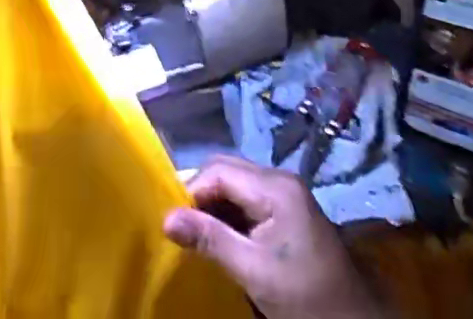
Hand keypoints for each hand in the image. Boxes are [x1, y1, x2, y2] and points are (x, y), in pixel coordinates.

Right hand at [163, 157, 379, 318]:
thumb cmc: (307, 301)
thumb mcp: (254, 272)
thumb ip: (210, 239)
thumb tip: (165, 219)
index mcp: (275, 187)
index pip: (217, 172)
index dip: (191, 192)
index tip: (174, 222)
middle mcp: (280, 179)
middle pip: (225, 171)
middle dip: (201, 195)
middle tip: (184, 227)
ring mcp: (287, 193)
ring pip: (234, 183)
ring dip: (214, 205)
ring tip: (199, 234)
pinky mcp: (289, 209)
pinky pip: (248, 197)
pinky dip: (230, 213)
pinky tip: (222, 237)